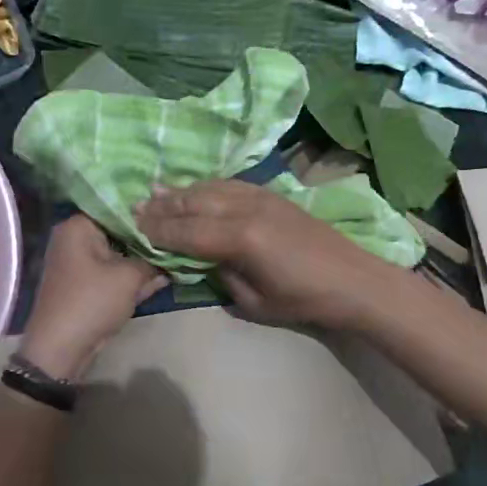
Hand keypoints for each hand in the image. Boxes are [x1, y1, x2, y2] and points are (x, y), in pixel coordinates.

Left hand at [18, 216, 166, 379]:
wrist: (61, 348)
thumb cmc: (92, 302)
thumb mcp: (129, 278)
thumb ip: (153, 260)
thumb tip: (173, 249)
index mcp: (78, 227)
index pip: (117, 207)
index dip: (146, 211)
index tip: (172, 214)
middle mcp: (76, 239)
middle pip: (119, 232)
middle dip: (148, 238)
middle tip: (180, 236)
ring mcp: (80, 264)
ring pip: (119, 255)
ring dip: (144, 260)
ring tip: (179, 255)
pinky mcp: (87, 285)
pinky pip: (114, 273)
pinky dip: (133, 277)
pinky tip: (164, 277)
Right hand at [136, 180, 396, 329]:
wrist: (352, 279)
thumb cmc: (303, 300)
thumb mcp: (253, 301)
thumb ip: (222, 275)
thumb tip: (202, 258)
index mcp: (240, 239)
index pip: (187, 231)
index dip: (158, 230)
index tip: (134, 227)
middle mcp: (246, 209)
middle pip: (194, 203)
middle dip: (163, 206)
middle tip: (136, 206)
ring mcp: (261, 197)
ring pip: (210, 188)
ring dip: (181, 192)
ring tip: (157, 193)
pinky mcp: (272, 194)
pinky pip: (230, 184)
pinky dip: (206, 186)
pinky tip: (195, 189)